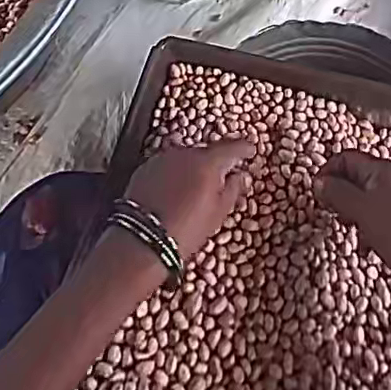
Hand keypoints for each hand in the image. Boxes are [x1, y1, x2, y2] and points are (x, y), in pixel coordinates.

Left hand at [124, 139, 253, 261]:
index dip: (244, 148)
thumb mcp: (217, 214)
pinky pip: (167, 166)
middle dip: (215, 164)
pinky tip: (174, 193)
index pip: (232, 147)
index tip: (250, 150)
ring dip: (193, 169)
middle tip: (221, 180)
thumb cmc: (185, 231)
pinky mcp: (145, 168)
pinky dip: (174, 175)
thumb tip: (240, 176)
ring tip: (194, 192)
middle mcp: (186, 153)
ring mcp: (163, 158)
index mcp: (208, 162)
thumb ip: (232, 189)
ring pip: (186, 159)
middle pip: (207, 152)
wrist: (140, 242)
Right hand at [315, 150, 390, 304]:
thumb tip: (318, 182)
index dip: (328, 170)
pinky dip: (366, 228)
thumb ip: (338, 194)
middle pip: (356, 177)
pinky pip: (377, 217)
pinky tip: (366, 246)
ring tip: (349, 231)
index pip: (348, 157)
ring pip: (366, 199)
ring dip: (352, 213)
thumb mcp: (363, 212)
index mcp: (384, 170)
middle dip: (340, 193)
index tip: (315, 191)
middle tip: (330, 212)